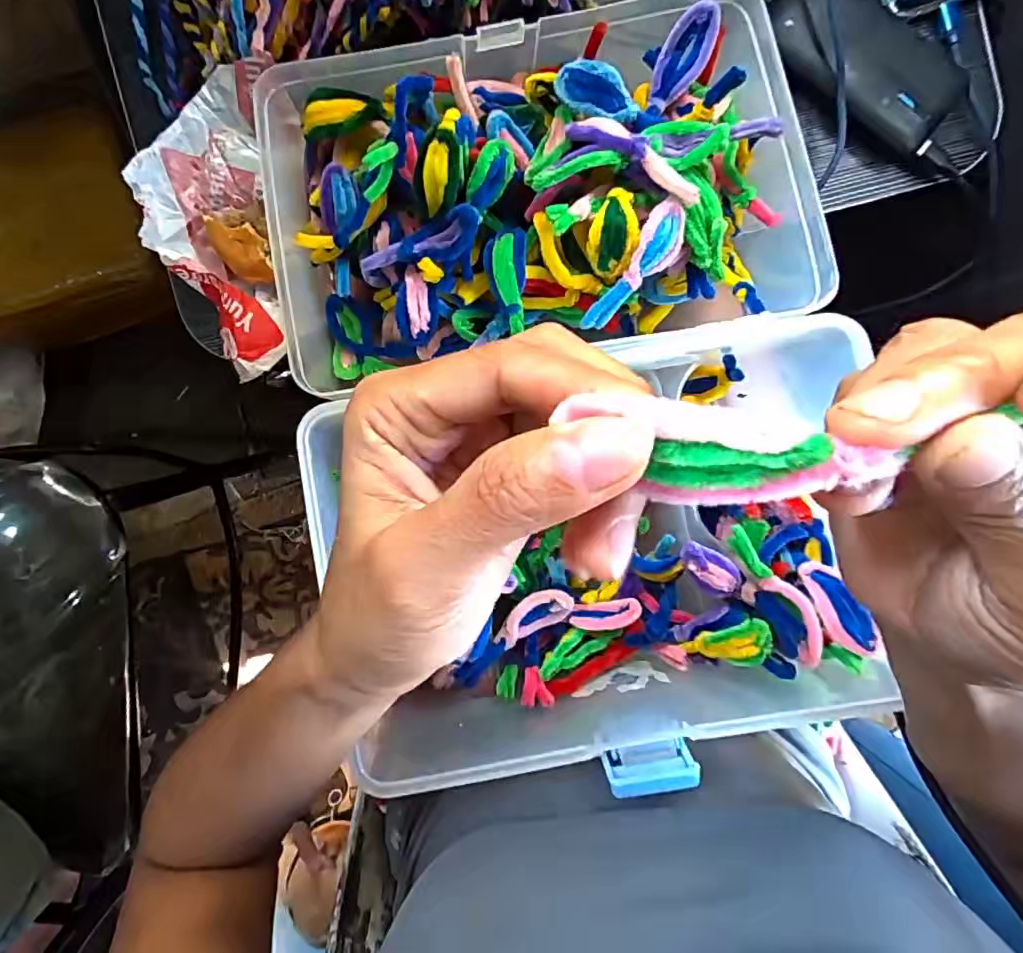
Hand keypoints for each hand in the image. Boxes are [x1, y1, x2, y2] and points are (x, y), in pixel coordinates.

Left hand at [313, 325, 654, 701]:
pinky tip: (593, 552)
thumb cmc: (380, 618)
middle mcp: (444, 400)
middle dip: (604, 435)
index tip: (647, 450)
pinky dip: (605, 497)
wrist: (375, 657)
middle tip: (628, 510)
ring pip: (580, 414)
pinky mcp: (514, 461)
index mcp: (400, 404)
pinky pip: (582, 454)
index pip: (508, 366)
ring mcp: (481, 428)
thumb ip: (512, 496)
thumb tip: (618, 439)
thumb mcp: (432, 564)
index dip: (585, 394)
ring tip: (600, 557)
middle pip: (555, 375)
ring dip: (612, 478)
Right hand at [822, 235, 1022, 689]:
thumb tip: (966, 442)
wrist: (946, 639)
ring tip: (856, 454)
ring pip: (945, 344)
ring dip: (893, 393)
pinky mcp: (908, 394)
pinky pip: (874, 375)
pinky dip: (850, 425)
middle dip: (963, 381)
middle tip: (890, 433)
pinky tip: (853, 483)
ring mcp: (992, 384)